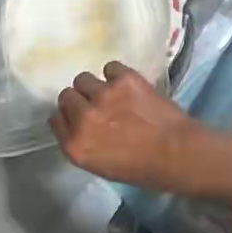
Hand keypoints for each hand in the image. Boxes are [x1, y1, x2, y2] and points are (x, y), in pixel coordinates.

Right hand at [50, 61, 205, 189]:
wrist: (175, 149)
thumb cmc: (140, 165)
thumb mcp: (98, 164)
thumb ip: (81, 142)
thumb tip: (77, 123)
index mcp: (74, 144)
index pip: (56, 119)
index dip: (69, 115)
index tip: (80, 116)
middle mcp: (83, 117)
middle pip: (67, 96)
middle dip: (80, 99)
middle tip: (98, 103)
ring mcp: (104, 95)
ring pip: (83, 79)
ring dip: (95, 85)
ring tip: (112, 92)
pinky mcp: (125, 79)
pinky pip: (110, 67)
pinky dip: (117, 73)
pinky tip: (127, 83)